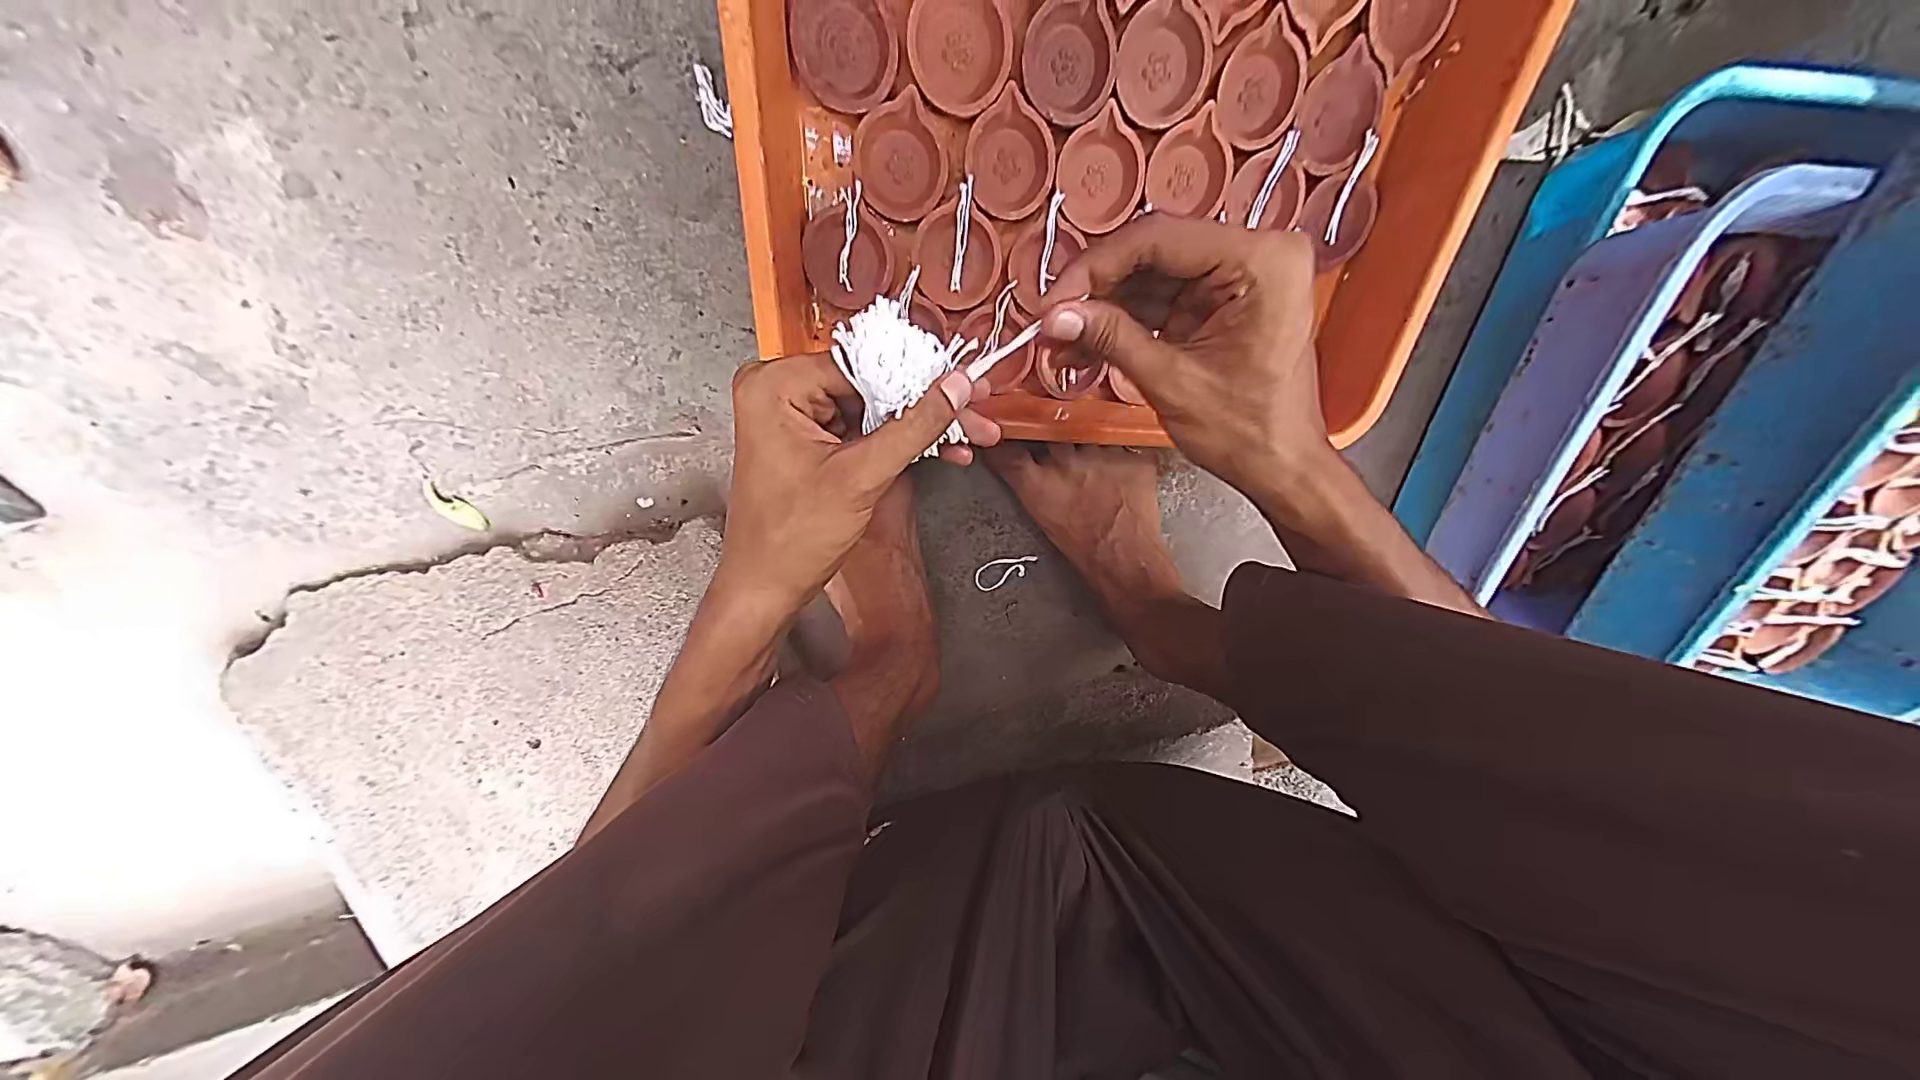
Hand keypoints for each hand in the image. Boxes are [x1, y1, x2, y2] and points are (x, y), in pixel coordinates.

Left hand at [720, 352, 999, 618]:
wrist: (767, 586)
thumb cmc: (788, 542)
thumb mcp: (862, 477)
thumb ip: (914, 427)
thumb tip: (951, 389)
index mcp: (775, 387)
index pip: (864, 364)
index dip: (919, 379)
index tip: (960, 385)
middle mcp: (778, 392)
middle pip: (871, 384)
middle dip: (925, 406)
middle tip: (969, 412)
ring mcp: (794, 416)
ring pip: (873, 407)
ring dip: (917, 426)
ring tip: (962, 434)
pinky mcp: (809, 439)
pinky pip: (862, 427)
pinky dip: (896, 442)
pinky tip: (935, 449)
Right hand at [1038, 215, 1330, 494]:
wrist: (1279, 464)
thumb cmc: (1250, 432)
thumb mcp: (1172, 383)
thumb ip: (1113, 339)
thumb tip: (1059, 316)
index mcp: (1261, 262)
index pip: (1159, 239)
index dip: (1095, 267)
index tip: (1055, 299)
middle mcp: (1256, 256)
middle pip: (1152, 253)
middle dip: (1096, 290)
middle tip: (1054, 320)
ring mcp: (1238, 278)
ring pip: (1150, 276)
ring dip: (1104, 309)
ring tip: (1064, 341)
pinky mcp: (1221, 302)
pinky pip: (1161, 299)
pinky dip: (1124, 322)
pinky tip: (1089, 344)